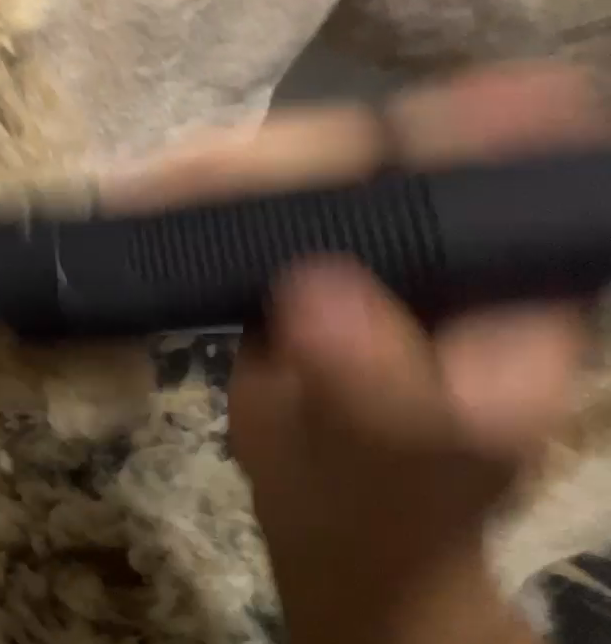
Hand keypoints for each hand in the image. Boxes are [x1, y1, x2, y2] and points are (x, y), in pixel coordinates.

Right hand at [107, 64, 604, 605]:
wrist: (329, 526)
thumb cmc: (388, 501)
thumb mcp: (396, 452)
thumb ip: (371, 377)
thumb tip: (307, 284)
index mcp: (507, 278)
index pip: (493, 171)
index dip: (459, 122)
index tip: (375, 117)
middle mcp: (436, 243)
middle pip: (368, 153)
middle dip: (275, 156)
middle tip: (177, 177)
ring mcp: (355, 245)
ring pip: (292, 173)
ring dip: (211, 173)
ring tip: (136, 190)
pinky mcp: (286, 260)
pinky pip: (238, 210)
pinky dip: (185, 202)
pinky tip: (137, 203)